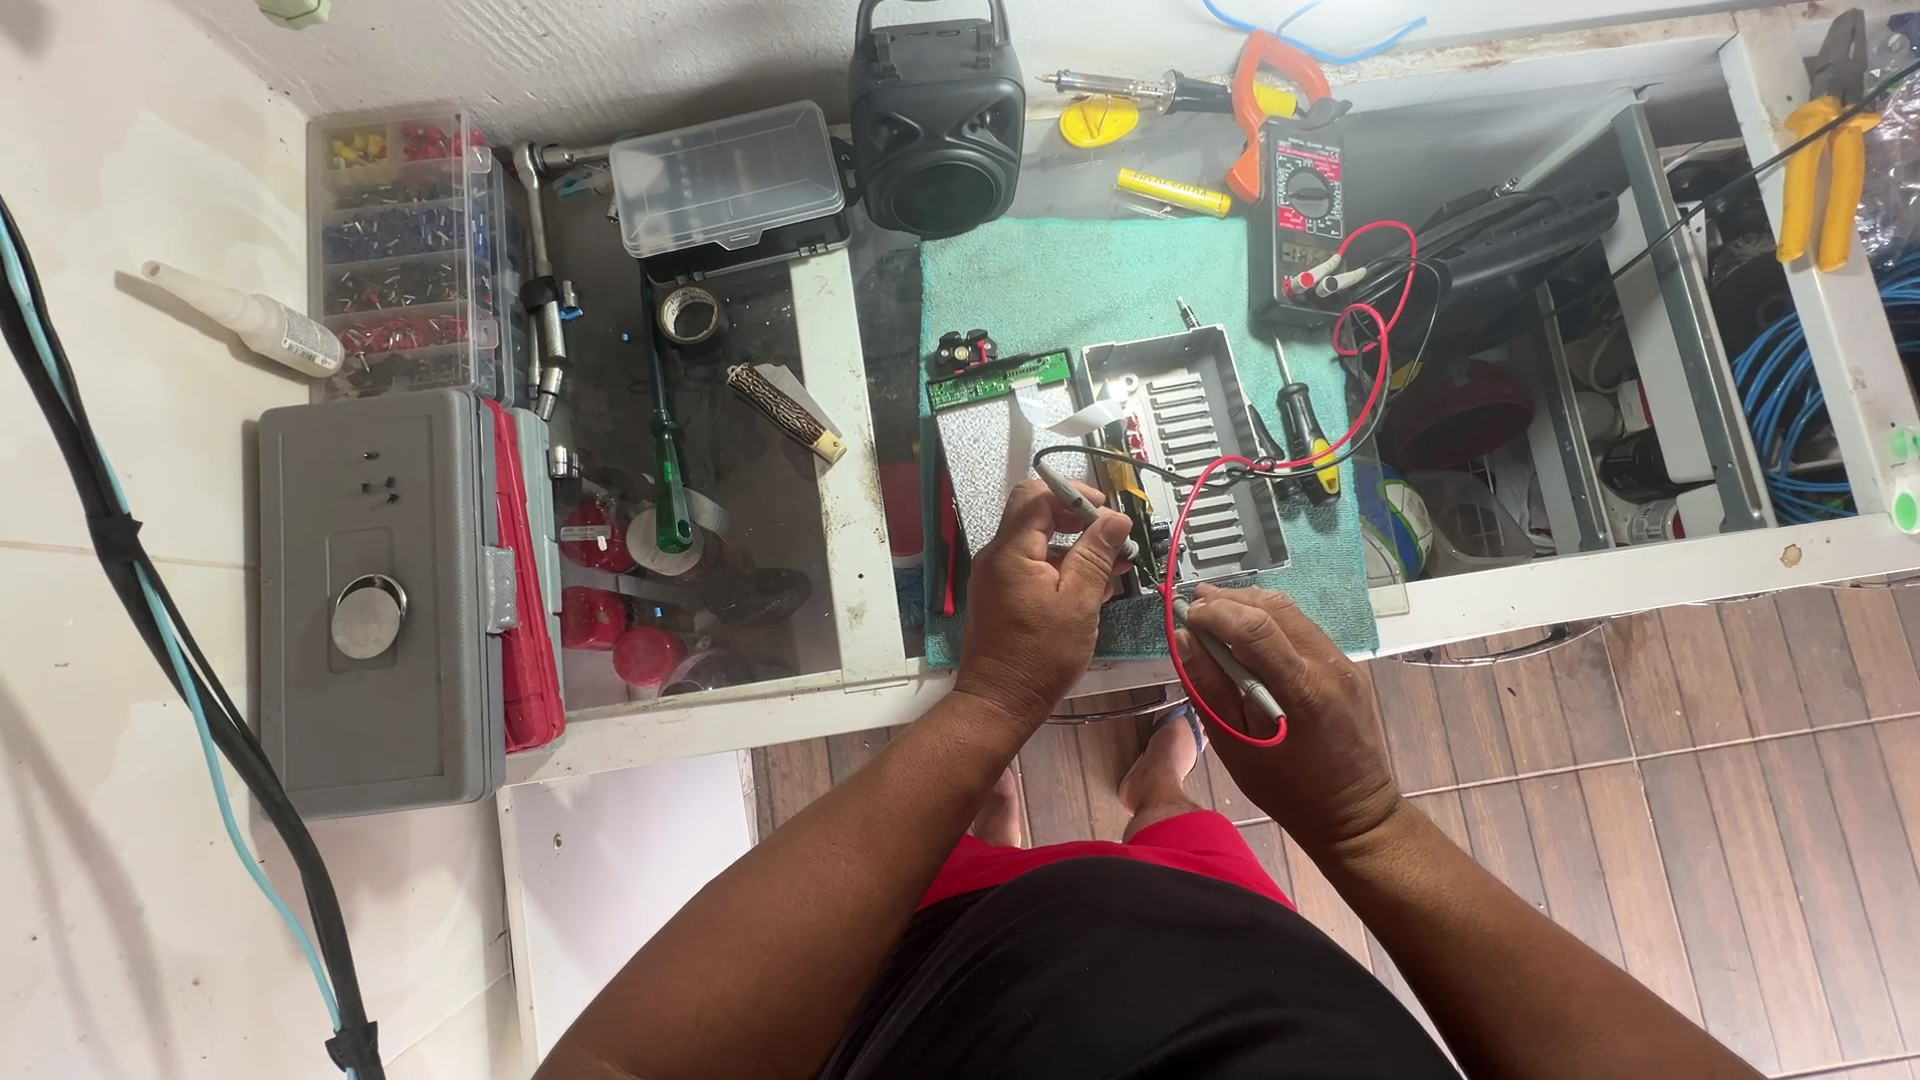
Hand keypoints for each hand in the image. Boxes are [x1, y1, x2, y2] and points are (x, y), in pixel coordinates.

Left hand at [953, 479, 1133, 724]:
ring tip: (1118, 566)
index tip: (1107, 510)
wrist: (1000, 701)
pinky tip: (1096, 588)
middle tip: (1115, 539)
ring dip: (1078, 550)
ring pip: (1040, 546)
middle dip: (1080, 521)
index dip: (1073, 494)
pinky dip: (1063, 571)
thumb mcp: (1079, 602)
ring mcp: (997, 577)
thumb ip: (1096, 555)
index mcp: (1011, 551)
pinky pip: (1034, 569)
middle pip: (1037, 517)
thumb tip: (1116, 518)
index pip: (1036, 496)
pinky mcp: (1002, 597)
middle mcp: (997, 556)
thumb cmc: (1041, 654)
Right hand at [1178, 586, 1400, 851]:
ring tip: (1213, 612)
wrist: (1354, 812)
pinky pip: (1302, 627)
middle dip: (1227, 600)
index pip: (1255, 627)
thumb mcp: (1234, 745)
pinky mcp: (1347, 665)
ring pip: (1290, 611)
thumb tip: (1184, 638)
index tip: (1186, 616)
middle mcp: (1329, 666)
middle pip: (1274, 607)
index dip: (1214, 612)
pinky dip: (1268, 620)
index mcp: (1302, 692)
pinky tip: (1245, 633)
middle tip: (1193, 607)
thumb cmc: (1285, 788)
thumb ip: (1208, 687)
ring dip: (1247, 604)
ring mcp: (1344, 662)